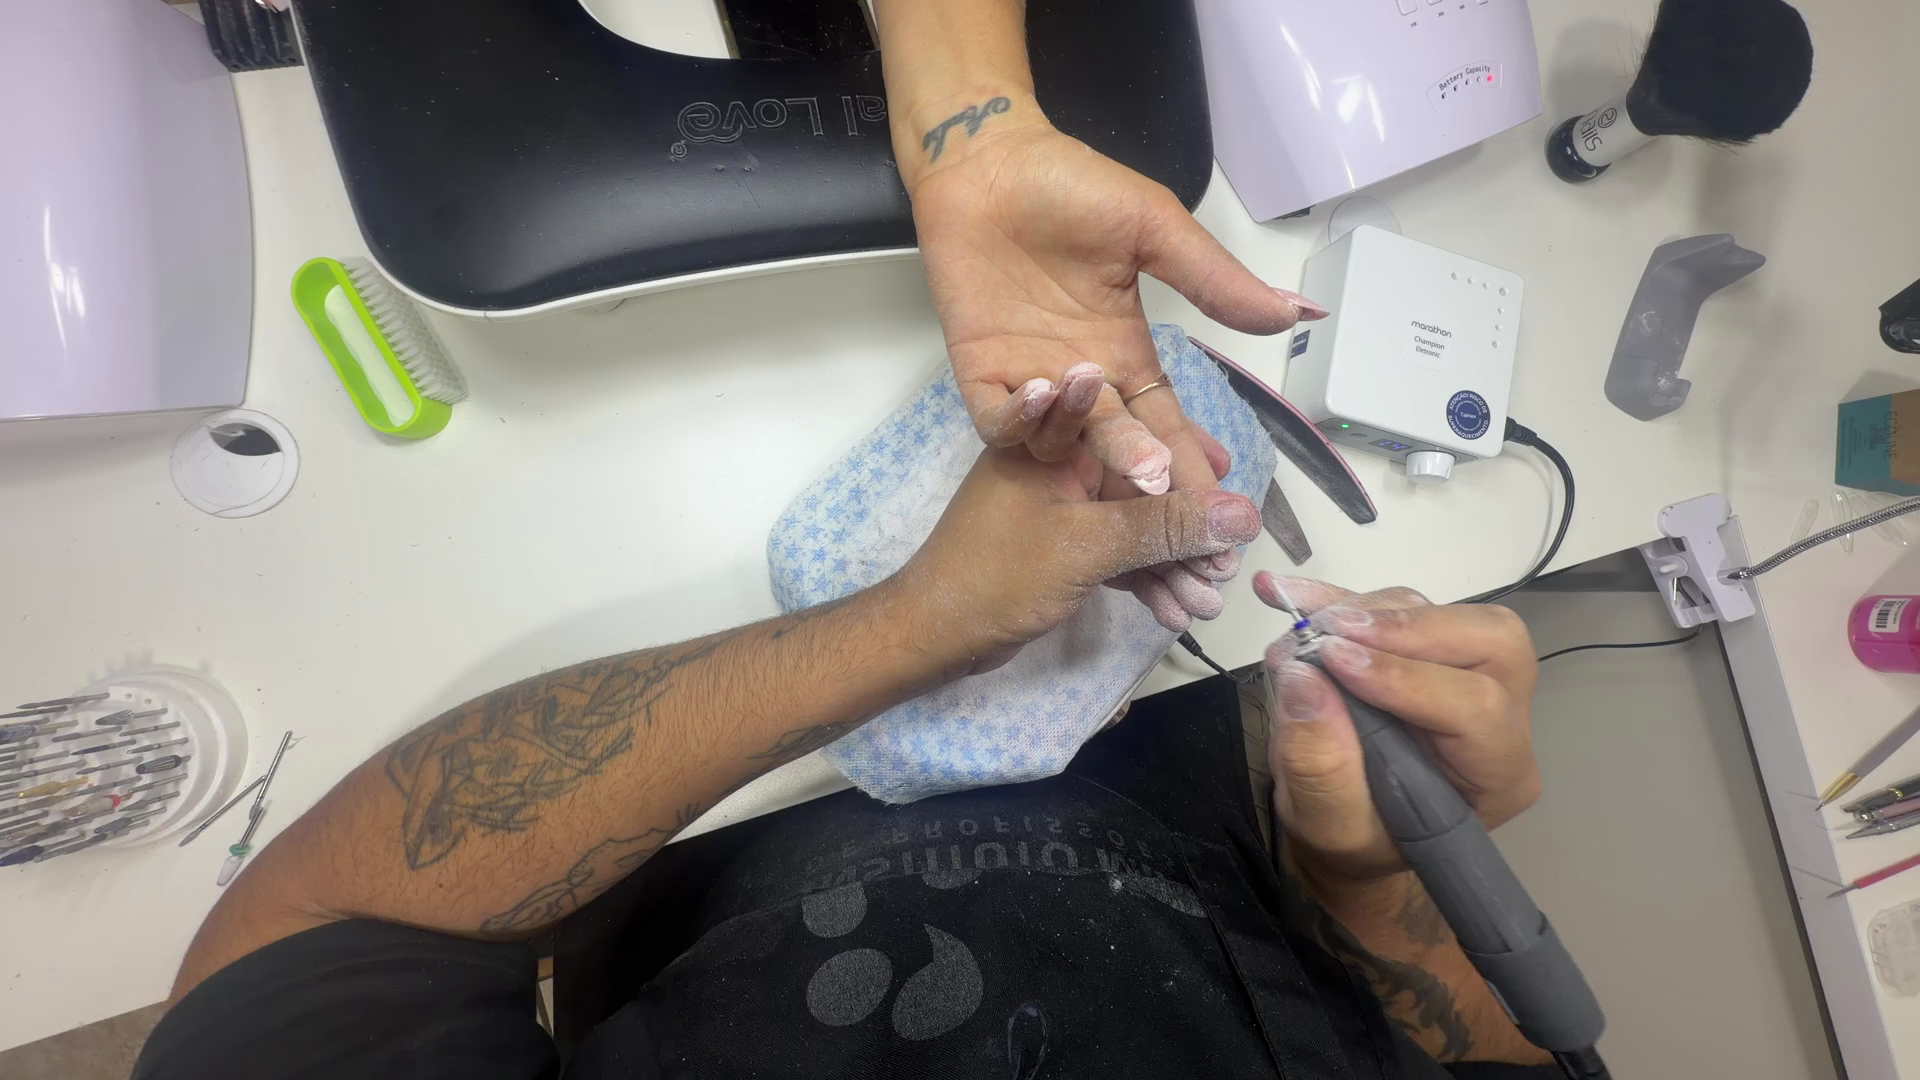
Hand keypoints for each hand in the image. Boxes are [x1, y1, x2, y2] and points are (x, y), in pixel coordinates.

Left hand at [895, 446, 1261, 668]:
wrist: (936, 634)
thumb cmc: (998, 576)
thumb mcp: (1087, 547)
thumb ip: (1164, 527)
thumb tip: (1244, 514)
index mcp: (1058, 442)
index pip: (1142, 442)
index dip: (1195, 472)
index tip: (1238, 497)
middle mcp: (1062, 468)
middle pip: (1144, 491)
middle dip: (1187, 534)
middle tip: (1225, 572)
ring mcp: (1061, 511)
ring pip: (1133, 529)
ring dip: (1169, 567)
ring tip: (1207, 606)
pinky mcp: (1061, 548)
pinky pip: (1114, 555)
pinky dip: (1142, 581)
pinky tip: (1174, 612)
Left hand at [907, 111, 1325, 497]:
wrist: (989, 164)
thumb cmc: (1070, 189)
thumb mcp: (1155, 231)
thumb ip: (1215, 281)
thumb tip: (1298, 314)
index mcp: (1125, 355)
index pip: (1163, 421)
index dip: (1187, 460)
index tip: (1217, 499)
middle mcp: (1081, 381)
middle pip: (1115, 444)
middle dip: (1139, 466)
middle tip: (1159, 483)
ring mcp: (1027, 381)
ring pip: (1056, 440)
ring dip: (1079, 431)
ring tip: (1099, 398)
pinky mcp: (978, 373)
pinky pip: (996, 421)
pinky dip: (1017, 418)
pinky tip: (1040, 389)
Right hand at [1253, 574, 1543, 883]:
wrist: (1344, 822)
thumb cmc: (1350, 834)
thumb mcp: (1328, 821)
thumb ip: (1319, 762)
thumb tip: (1303, 677)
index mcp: (1494, 772)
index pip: (1477, 707)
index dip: (1404, 677)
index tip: (1331, 659)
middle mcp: (1497, 715)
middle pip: (1490, 641)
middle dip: (1408, 626)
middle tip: (1334, 629)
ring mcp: (1461, 672)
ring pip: (1442, 610)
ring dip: (1367, 608)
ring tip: (1301, 625)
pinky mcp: (1416, 647)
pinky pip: (1391, 604)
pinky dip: (1336, 595)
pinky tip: (1286, 593)